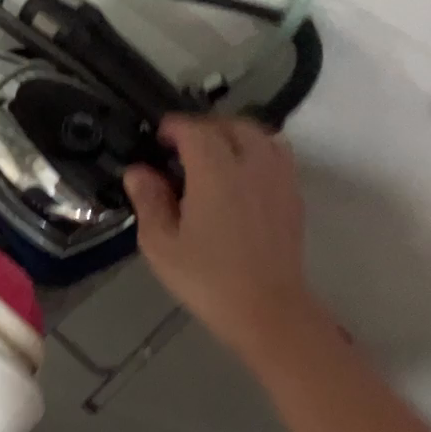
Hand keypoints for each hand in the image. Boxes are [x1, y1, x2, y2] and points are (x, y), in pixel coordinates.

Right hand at [123, 115, 324, 358]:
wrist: (264, 305)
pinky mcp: (292, 195)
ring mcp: (280, 180)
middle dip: (205, 127)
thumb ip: (149, 200)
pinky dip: (253, 151)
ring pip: (262, 136)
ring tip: (208, 153)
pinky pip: (276, 156)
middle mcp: (254, 168)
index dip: (175, 127)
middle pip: (235, 127)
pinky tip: (234, 174)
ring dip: (233, 135)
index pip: (198, 133)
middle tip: (177, 143)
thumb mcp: (159, 241)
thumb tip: (139, 171)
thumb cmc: (203, 276)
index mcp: (217, 176)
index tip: (155, 133)